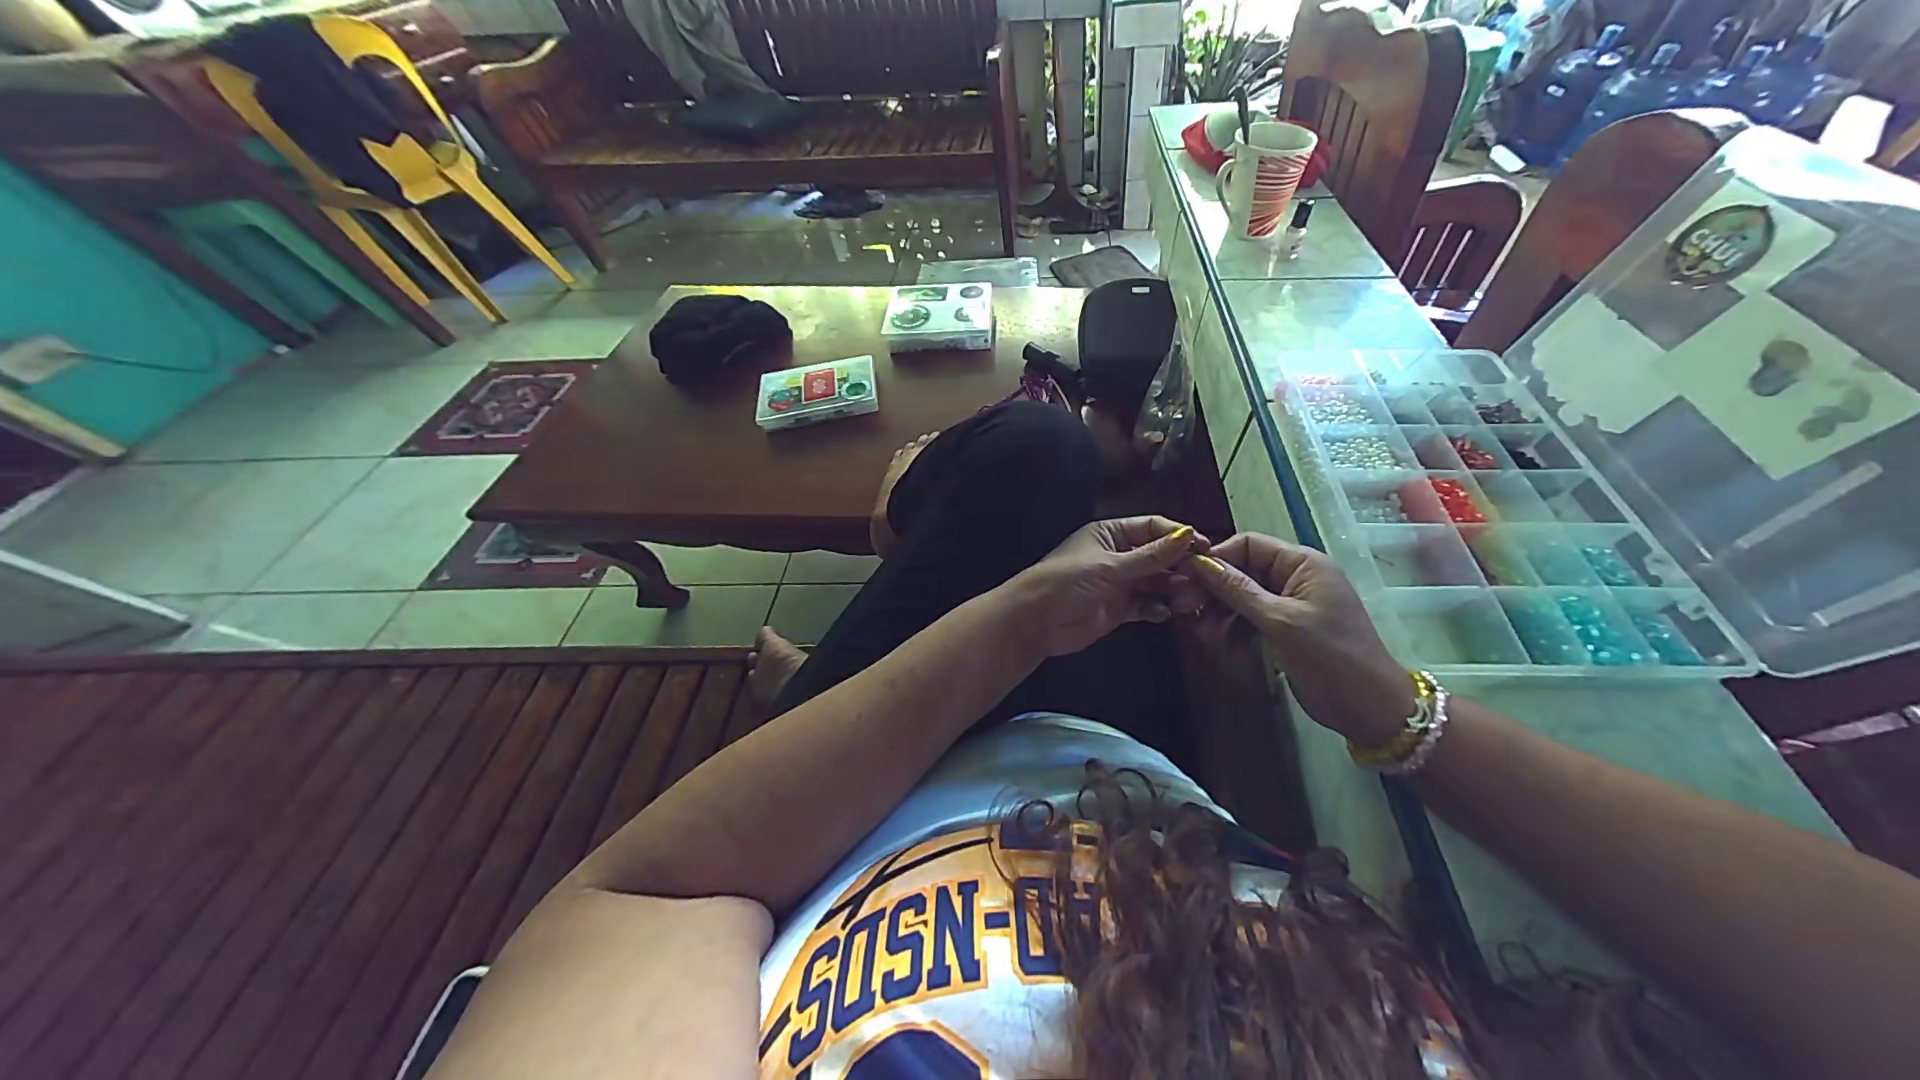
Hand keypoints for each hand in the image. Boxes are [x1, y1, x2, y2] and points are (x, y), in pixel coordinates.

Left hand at [995, 517, 1210, 657]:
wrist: (1034, 621)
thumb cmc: (1065, 582)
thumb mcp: (1110, 566)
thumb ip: (1150, 556)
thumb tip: (1187, 534)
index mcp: (1109, 534)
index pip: (1152, 528)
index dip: (1178, 535)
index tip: (1205, 546)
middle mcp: (1116, 555)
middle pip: (1158, 556)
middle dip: (1180, 565)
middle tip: (1205, 576)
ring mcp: (1118, 583)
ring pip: (1155, 582)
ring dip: (1173, 588)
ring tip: (1191, 598)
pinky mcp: (1117, 609)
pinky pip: (1145, 605)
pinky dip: (1157, 608)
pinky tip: (1168, 612)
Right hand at [1186, 533, 1414, 745]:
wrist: (1371, 709)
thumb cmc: (1331, 658)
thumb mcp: (1280, 622)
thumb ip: (1238, 590)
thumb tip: (1199, 563)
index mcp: (1303, 564)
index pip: (1248, 544)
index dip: (1216, 559)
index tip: (1186, 580)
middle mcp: (1296, 577)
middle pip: (1241, 570)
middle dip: (1213, 590)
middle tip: (1185, 611)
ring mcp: (1291, 603)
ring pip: (1241, 596)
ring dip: (1220, 613)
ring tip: (1205, 636)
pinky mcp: (1286, 628)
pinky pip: (1250, 618)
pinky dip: (1235, 629)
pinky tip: (1228, 647)